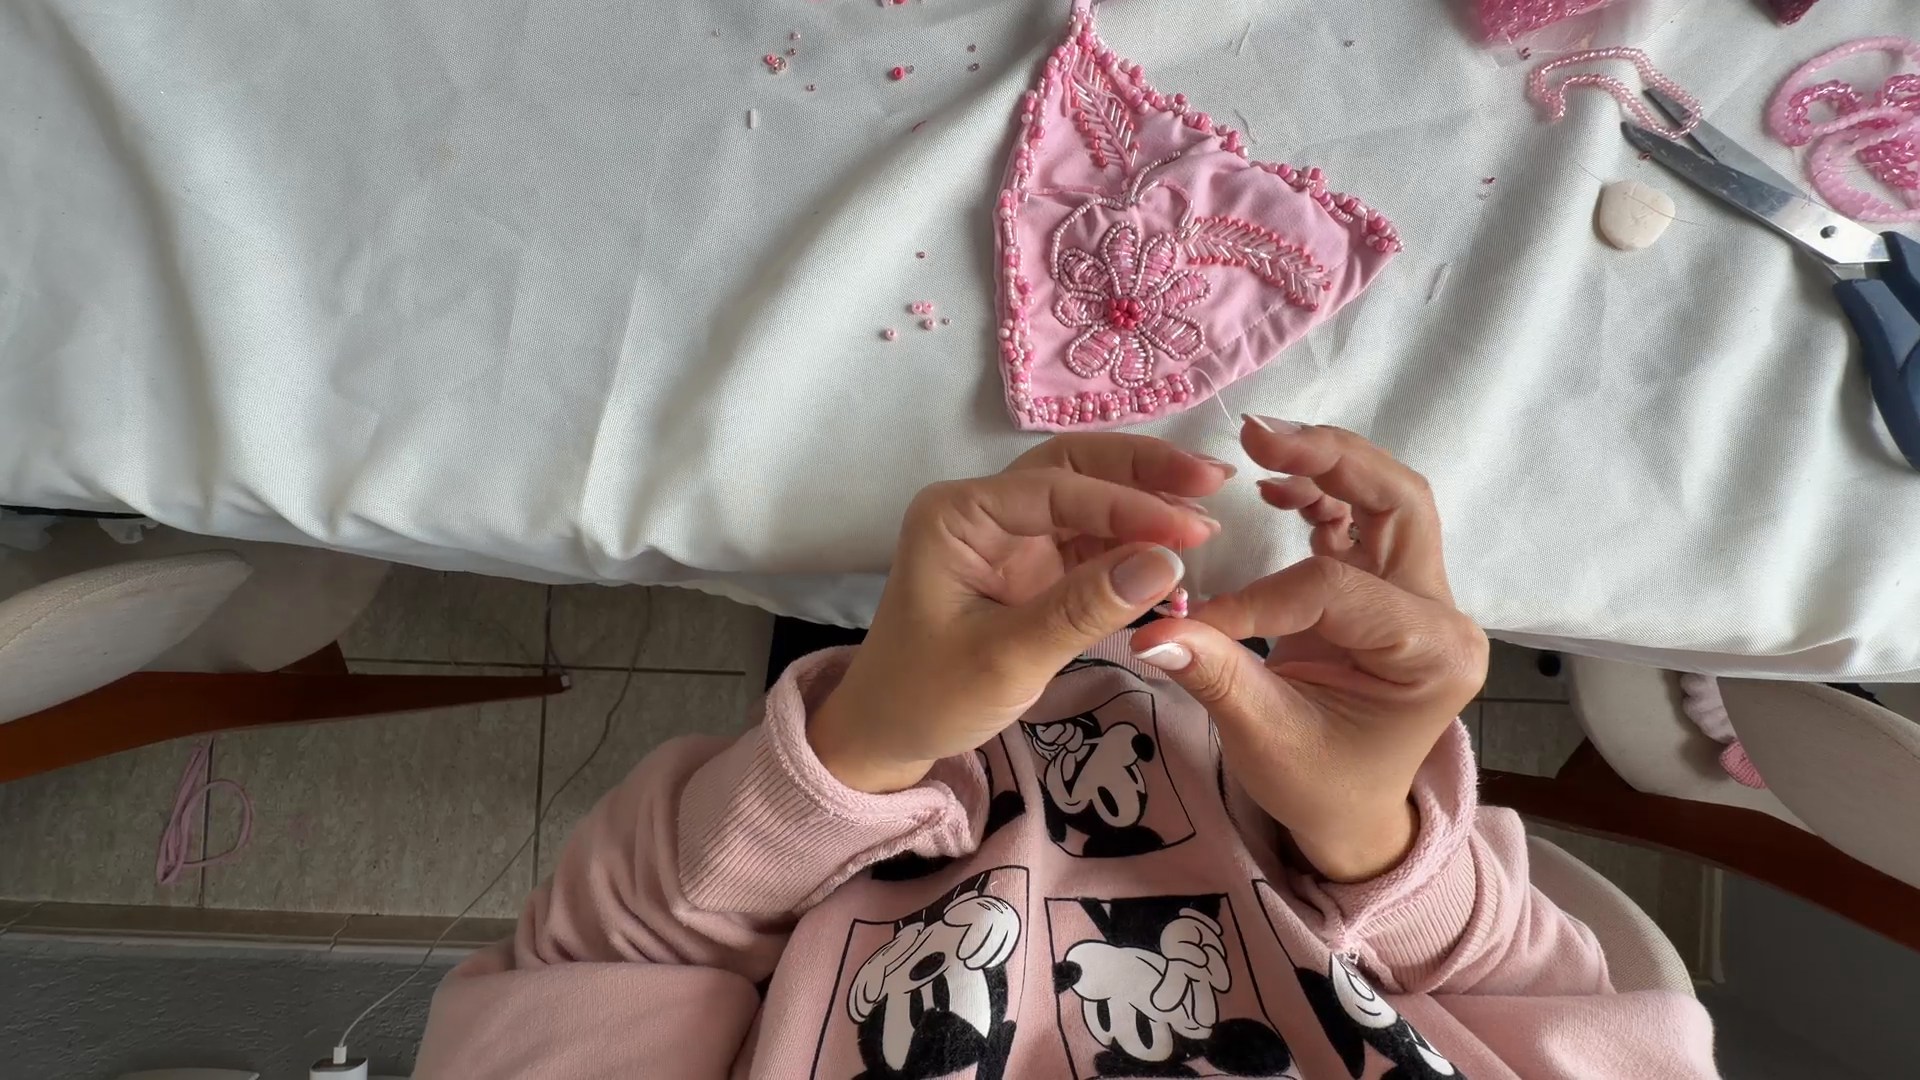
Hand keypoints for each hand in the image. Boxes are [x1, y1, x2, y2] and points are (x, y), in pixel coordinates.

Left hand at [810, 435, 1228, 792]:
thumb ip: (1083, 609)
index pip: (1055, 489)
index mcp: (959, 514)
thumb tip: (1169, 561)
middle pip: (1072, 467)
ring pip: (1087, 497)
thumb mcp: (1005, 659)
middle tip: (1212, 480)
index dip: (1127, 505)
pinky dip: (1132, 545)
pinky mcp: (1030, 564)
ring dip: (1144, 503)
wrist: (891, 728)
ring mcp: (1009, 534)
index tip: (1191, 529)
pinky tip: (1174, 558)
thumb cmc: (929, 695)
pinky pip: (1088, 540)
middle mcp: (984, 509)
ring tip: (1207, 519)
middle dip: (1142, 470)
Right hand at [1128, 419, 1486, 882]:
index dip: (1255, 597)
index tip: (1194, 621)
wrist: (1352, 810)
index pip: (1334, 589)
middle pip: (1399, 502)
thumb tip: (1150, 631)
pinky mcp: (1382, 590)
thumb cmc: (1319, 784)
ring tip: (1262, 446)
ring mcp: (1415, 596)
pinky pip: (1360, 521)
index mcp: (1429, 653)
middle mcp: (1438, 613)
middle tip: (1258, 438)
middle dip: (1331, 461)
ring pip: (1387, 499)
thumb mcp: (1265, 739)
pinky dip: (1321, 492)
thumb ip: (1215, 676)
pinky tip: (1276, 487)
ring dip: (1327, 464)